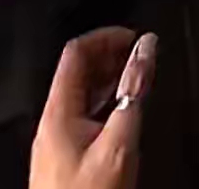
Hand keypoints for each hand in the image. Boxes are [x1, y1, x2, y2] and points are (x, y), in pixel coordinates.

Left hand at [31, 28, 156, 188]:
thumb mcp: (120, 141)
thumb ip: (135, 88)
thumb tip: (146, 47)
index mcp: (59, 114)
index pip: (77, 52)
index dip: (107, 37)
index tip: (136, 39)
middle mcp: (52, 124)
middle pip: (77, 70)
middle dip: (111, 55)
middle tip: (141, 56)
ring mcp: (55, 144)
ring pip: (80, 93)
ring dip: (110, 78)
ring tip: (138, 79)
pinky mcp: (63, 161)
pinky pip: (82, 114)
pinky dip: (105, 101)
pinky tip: (125, 111)